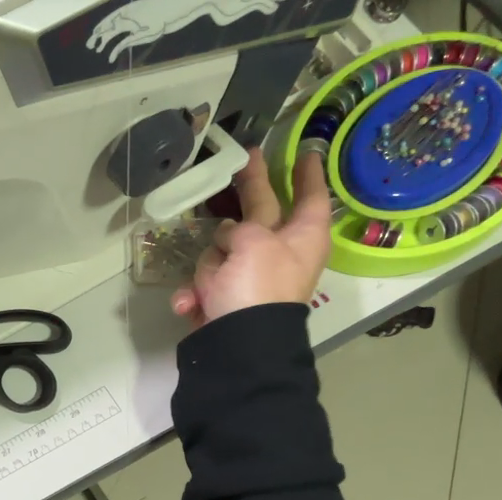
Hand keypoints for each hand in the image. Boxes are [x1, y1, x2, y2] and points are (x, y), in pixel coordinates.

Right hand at [172, 147, 333, 328]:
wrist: (237, 345)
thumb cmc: (257, 286)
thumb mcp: (252, 241)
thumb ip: (237, 228)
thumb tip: (225, 235)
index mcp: (303, 236)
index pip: (310, 196)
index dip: (307, 174)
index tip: (307, 152)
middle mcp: (279, 253)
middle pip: (264, 212)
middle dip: (252, 190)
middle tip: (246, 158)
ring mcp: (250, 277)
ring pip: (221, 251)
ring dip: (209, 269)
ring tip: (211, 288)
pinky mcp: (223, 300)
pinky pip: (203, 285)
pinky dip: (194, 296)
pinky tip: (192, 306)